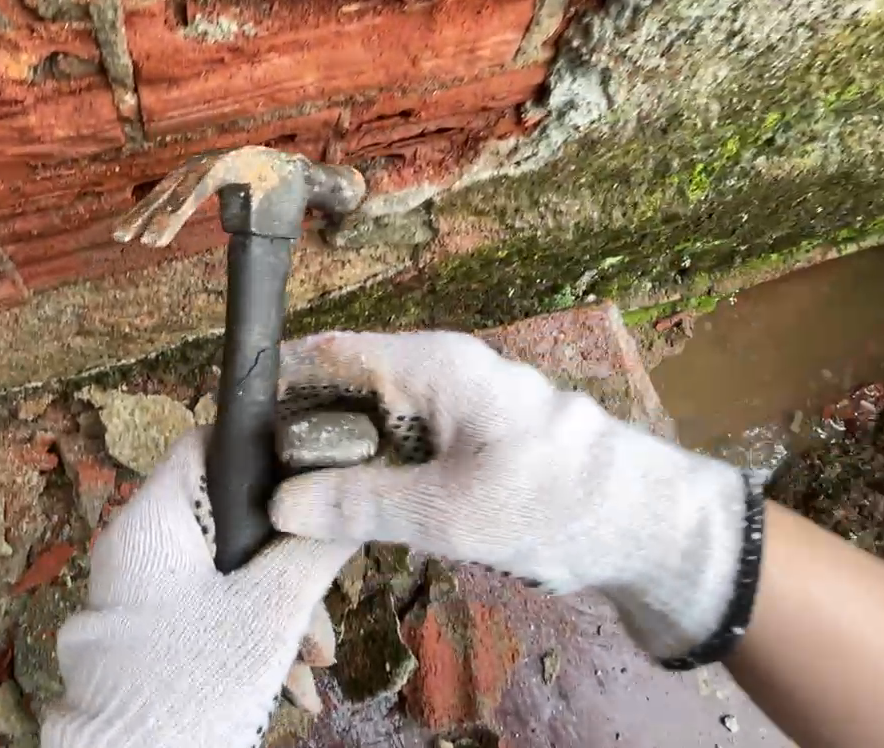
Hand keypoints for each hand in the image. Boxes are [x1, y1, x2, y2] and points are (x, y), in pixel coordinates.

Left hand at [41, 430, 357, 747]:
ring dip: (271, 603)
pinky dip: (241, 627)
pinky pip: (199, 607)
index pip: (201, 446)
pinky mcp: (141, 632)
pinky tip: (289, 676)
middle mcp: (133, 544)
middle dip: (278, 554)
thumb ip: (311, 550)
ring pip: (217, 569)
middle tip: (321, 594)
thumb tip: (351, 501)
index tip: (303, 477)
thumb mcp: (268, 612)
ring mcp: (134, 592)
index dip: (253, 452)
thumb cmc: (196, 676)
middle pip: (220, 516)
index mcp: (152, 519)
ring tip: (315, 654)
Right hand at [269, 330, 760, 661]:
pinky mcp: (465, 434)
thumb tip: (281, 505)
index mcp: (432, 363)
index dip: (277, 378)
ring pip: (370, 416)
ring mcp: (453, 401)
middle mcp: (437, 369)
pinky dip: (366, 465)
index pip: (331, 352)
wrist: (654, 530)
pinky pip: (399, 440)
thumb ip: (362, 504)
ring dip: (331, 451)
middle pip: (344, 383)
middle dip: (296, 423)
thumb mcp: (452, 513)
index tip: (229, 414)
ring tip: (283, 493)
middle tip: (251, 472)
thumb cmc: (557, 502)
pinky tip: (343, 503)